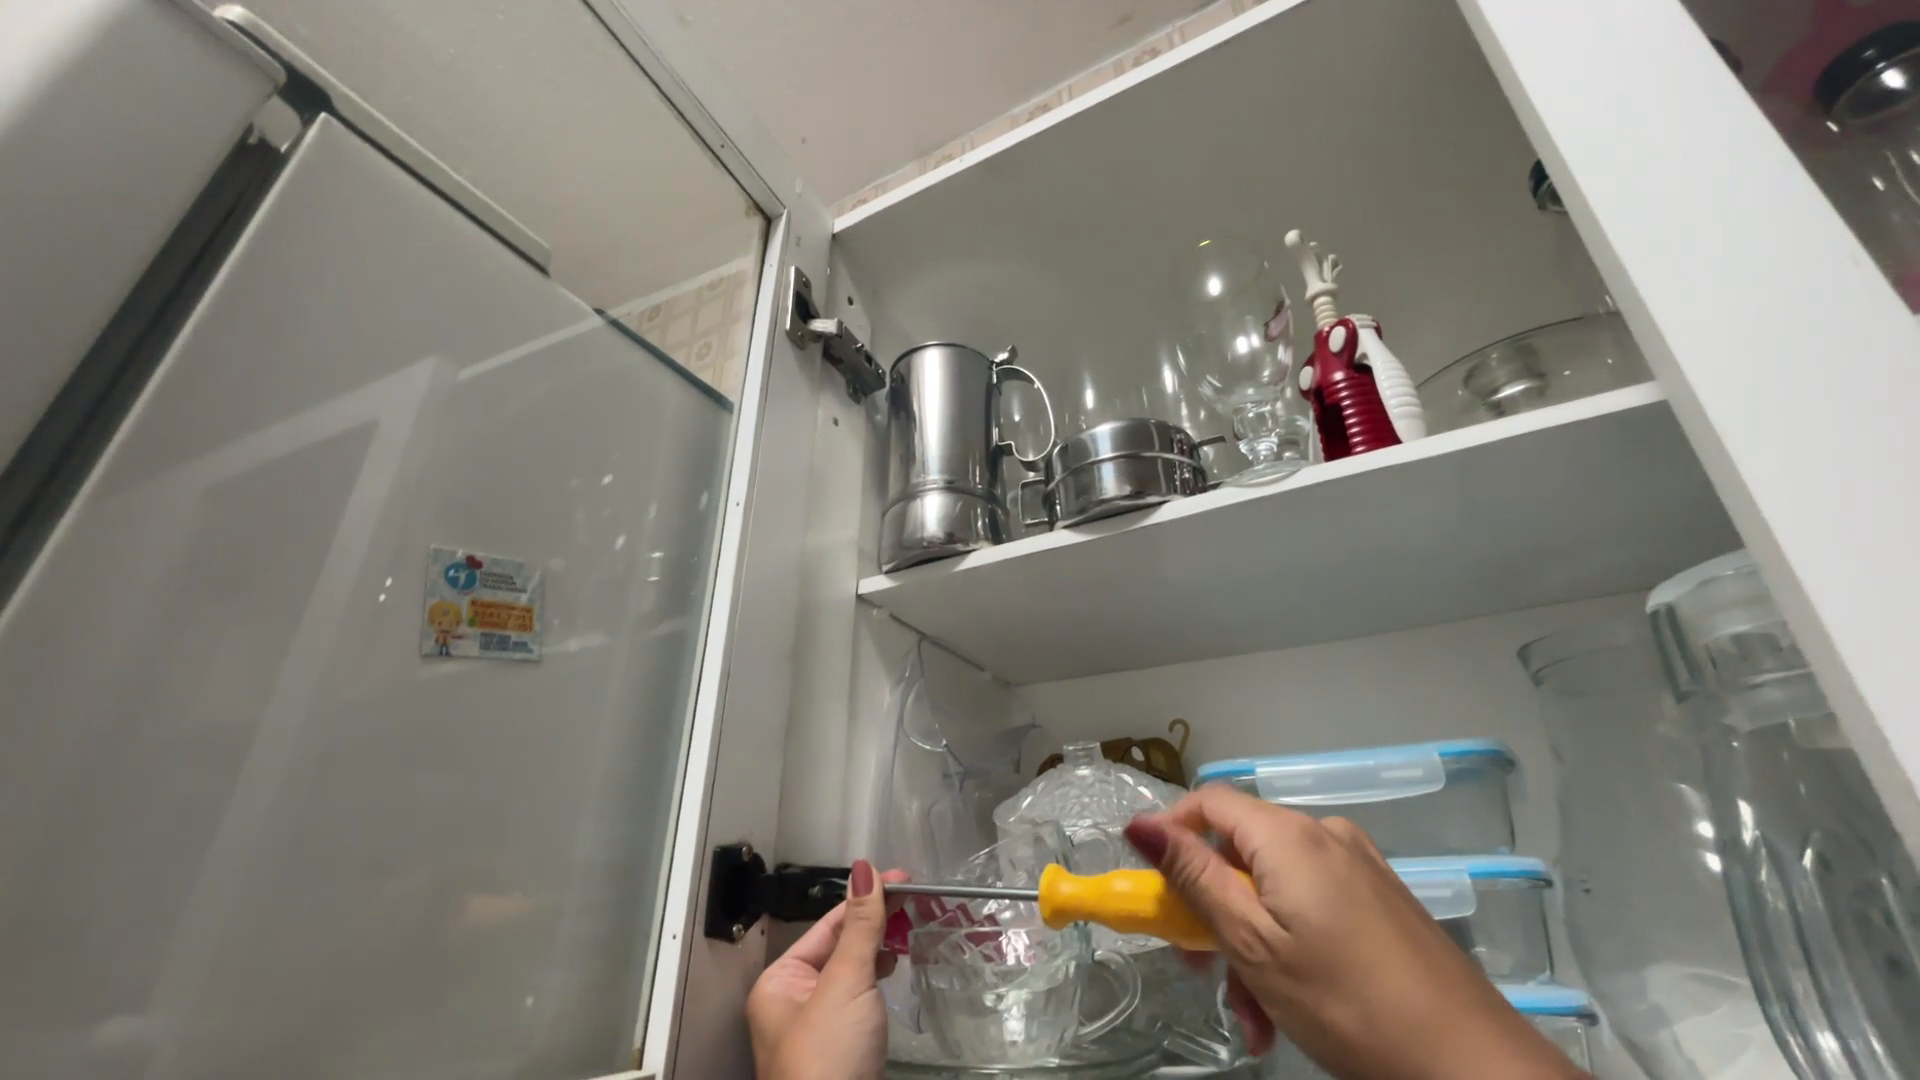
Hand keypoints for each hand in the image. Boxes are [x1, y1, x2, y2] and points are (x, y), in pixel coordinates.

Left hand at [747, 860, 907, 1079]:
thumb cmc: (829, 1058)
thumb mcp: (845, 983)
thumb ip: (859, 925)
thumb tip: (864, 867)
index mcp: (781, 981)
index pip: (829, 924)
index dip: (867, 897)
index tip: (905, 878)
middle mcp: (794, 999)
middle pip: (840, 944)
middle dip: (875, 921)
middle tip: (917, 901)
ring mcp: (818, 1025)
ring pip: (852, 969)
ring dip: (879, 946)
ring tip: (911, 928)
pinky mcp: (843, 1047)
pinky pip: (860, 996)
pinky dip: (878, 976)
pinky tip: (894, 966)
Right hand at [1125, 787, 1585, 1078]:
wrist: (1474, 1065)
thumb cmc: (1346, 1001)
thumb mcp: (1252, 942)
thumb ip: (1193, 877)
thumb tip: (1140, 824)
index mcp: (1289, 835)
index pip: (1209, 801)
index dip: (1170, 834)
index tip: (1154, 890)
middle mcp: (1324, 834)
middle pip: (1241, 851)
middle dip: (1212, 907)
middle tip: (1201, 969)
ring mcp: (1358, 865)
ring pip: (1274, 886)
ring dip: (1249, 941)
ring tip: (1254, 1015)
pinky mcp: (1381, 898)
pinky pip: (1312, 903)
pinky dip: (1288, 942)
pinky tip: (1290, 1004)